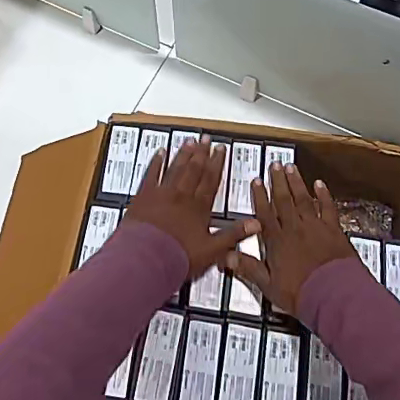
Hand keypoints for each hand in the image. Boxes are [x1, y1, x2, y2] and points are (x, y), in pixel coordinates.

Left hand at [123, 136, 257, 281]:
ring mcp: (162, 195)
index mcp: (199, 208)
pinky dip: (156, 163)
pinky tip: (160, 153)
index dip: (217, 163)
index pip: (211, 180)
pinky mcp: (143, 198)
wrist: (145, 259)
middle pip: (194, 170)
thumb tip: (256, 224)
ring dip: (183, 154)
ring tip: (189, 141)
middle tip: (206, 139)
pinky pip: (151, 175)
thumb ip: (234, 235)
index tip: (220, 150)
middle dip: (201, 154)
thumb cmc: (178, 257)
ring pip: (175, 169)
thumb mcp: (213, 250)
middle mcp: (182, 197)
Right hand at [228, 163, 360, 318]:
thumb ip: (249, 268)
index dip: (259, 196)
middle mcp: (295, 229)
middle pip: (283, 200)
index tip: (256, 182)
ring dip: (296, 182)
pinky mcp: (333, 230)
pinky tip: (320, 184)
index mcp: (277, 242)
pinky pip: (327, 207)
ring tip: (291, 168)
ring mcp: (315, 227)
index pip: (264, 214)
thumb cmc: (302, 293)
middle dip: (277, 182)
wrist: (333, 293)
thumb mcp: (268, 285)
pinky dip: (323, 195)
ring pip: (303, 199)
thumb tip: (229, 257)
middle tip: (274, 165)